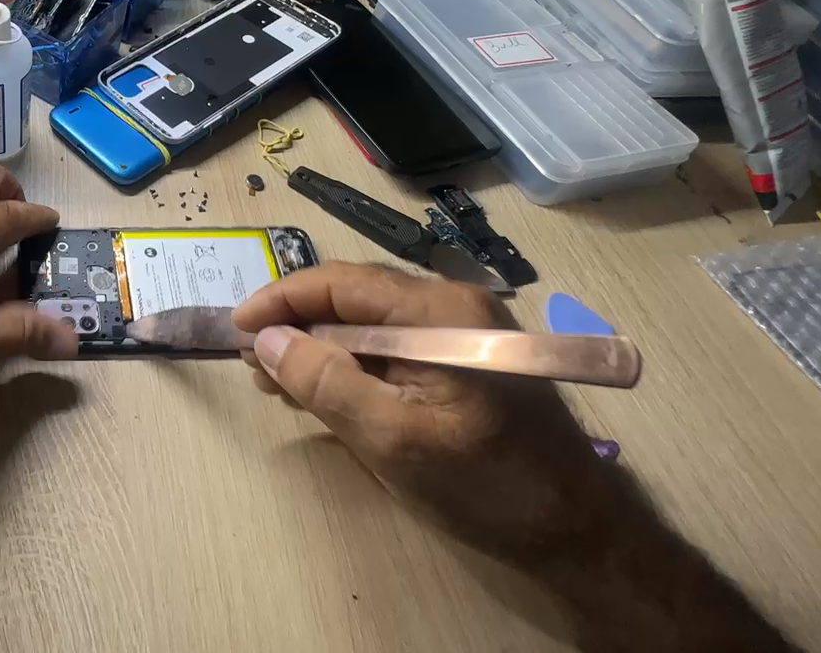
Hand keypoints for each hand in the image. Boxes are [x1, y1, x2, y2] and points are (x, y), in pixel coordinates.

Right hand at [232, 262, 621, 569]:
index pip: (338, 282)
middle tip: (251, 360)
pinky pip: (388, 344)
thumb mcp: (391, 437)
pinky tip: (321, 385)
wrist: (583, 537)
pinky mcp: (459, 356)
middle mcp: (449, 304)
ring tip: (274, 377)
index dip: (280, 300)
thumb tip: (264, 339)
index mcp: (438, 311)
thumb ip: (323, 381)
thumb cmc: (487, 486)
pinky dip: (347, 362)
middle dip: (294, 324)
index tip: (237, 327)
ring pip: (364, 322)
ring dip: (316, 345)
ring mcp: (458, 329)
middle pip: (349, 297)